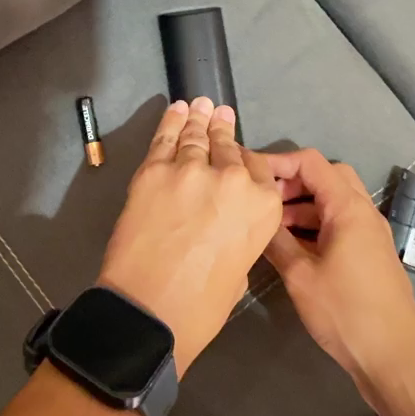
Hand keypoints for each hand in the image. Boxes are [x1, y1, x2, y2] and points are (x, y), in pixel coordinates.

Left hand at [97, 98, 282, 369]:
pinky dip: (171, 123)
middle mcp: (233, 179)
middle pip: (227, 147)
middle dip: (222, 130)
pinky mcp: (153, 171)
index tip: (237, 151)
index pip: (256, 168)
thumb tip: (223, 225)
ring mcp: (191, 170)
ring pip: (196, 136)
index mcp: (264, 207)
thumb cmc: (202, 306)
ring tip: (201, 105)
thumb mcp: (240, 270)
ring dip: (198, 119)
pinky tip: (177, 111)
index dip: (243, 159)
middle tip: (220, 113)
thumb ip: (238, 236)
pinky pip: (165, 139)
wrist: (150, 309)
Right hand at [264, 149, 414, 402]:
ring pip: (331, 203)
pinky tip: (289, 247)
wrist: (395, 358)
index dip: (278, 162)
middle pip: (325, 177)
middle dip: (291, 182)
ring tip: (268, 226)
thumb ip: (275, 241)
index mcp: (349, 208)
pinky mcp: (367, 255)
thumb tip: (253, 219)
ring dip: (300, 206)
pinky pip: (337, 225)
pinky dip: (312, 226)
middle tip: (262, 200)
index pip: (311, 162)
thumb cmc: (347, 312)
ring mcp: (368, 235)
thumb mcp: (300, 275)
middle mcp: (363, 213)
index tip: (249, 174)